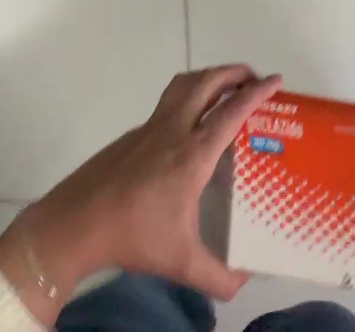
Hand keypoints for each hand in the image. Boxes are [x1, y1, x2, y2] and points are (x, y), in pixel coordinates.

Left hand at [0, 65, 282, 322]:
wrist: (78, 221)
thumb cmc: (133, 236)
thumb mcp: (183, 264)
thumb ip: (221, 278)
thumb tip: (246, 282)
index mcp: (191, 155)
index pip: (230, 113)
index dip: (256, 93)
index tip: (276, 81)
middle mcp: (172, 131)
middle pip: (205, 83)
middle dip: (233, 72)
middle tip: (254, 77)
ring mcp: (149, 129)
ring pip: (181, 86)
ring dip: (208, 78)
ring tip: (227, 88)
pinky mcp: (133, 135)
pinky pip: (168, 103)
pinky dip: (188, 97)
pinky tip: (192, 124)